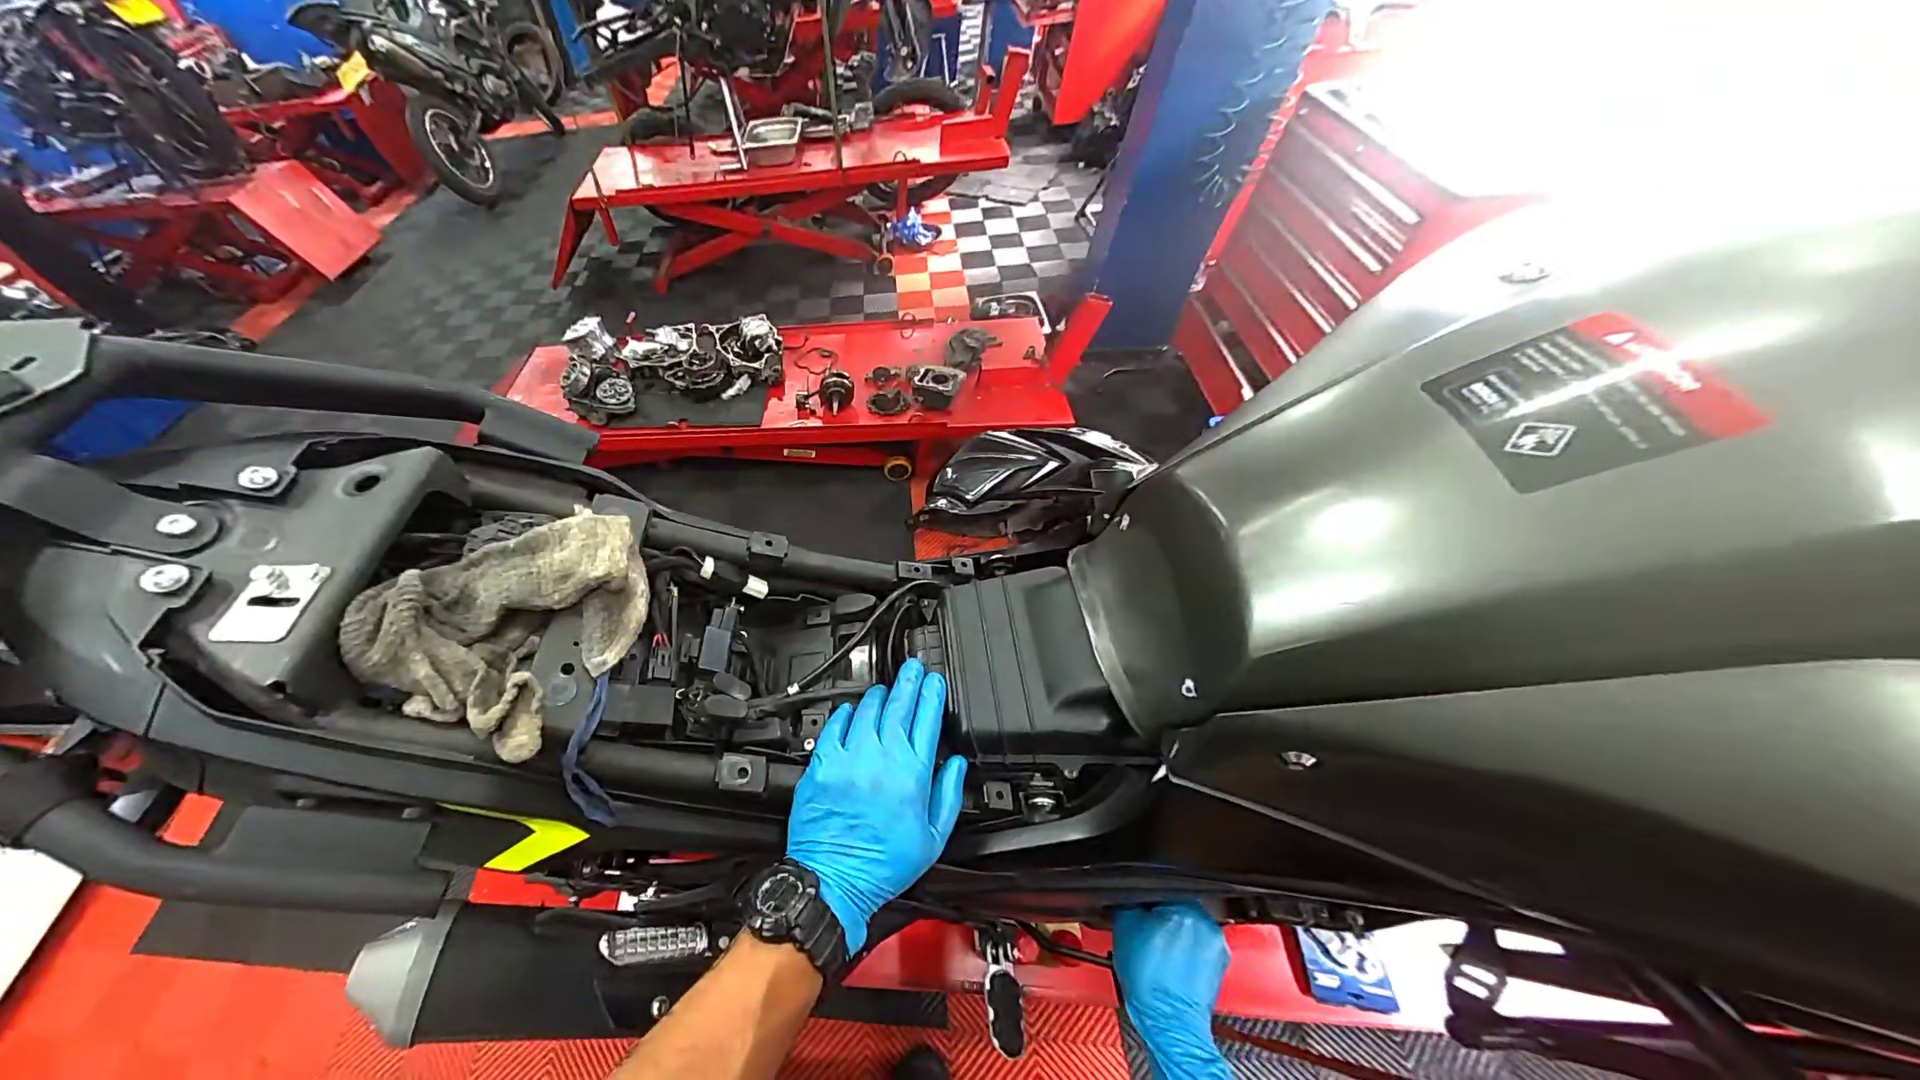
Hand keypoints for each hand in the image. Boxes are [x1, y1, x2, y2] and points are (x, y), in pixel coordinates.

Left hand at [785, 658, 967, 952]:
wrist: (833, 881)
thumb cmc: (881, 865)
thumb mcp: (932, 837)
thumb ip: (948, 795)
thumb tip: (957, 765)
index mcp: (912, 775)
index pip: (927, 720)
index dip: (933, 695)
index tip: (936, 682)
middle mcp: (881, 760)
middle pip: (899, 706)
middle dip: (909, 681)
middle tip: (914, 667)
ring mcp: (850, 759)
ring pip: (867, 710)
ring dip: (880, 694)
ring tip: (886, 688)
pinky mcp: (823, 765)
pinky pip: (834, 727)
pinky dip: (844, 713)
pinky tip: (851, 709)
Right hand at [1112, 902, 1232, 1079]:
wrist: (1170, 1024)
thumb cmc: (1150, 983)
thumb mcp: (1125, 930)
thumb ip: (1129, 903)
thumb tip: (1130, 896)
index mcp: (1184, 906)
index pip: (1160, 888)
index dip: (1143, 901)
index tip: (1136, 912)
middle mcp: (1206, 922)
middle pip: (1176, 906)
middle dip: (1161, 916)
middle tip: (1145, 932)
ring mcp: (1217, 943)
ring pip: (1188, 926)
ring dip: (1174, 933)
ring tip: (1158, 951)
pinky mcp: (1220, 964)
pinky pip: (1198, 945)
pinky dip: (1185, 951)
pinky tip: (1170, 963)